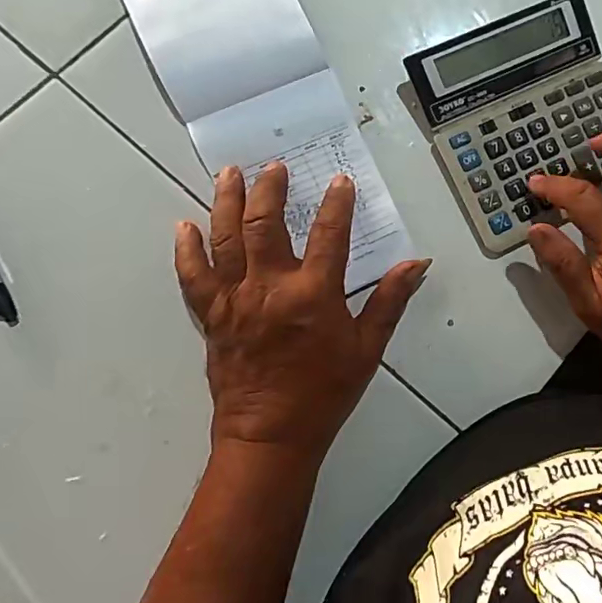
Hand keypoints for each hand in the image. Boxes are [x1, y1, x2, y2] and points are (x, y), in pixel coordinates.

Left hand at [175, 162, 429, 457]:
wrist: (271, 435)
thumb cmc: (324, 392)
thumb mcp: (368, 348)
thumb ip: (390, 300)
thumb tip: (417, 263)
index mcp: (313, 294)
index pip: (328, 234)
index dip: (336, 204)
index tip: (339, 181)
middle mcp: (269, 288)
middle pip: (265, 225)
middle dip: (269, 190)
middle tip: (273, 166)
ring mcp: (235, 300)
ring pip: (226, 239)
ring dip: (227, 203)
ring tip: (229, 173)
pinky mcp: (211, 316)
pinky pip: (193, 277)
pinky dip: (187, 250)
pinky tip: (184, 226)